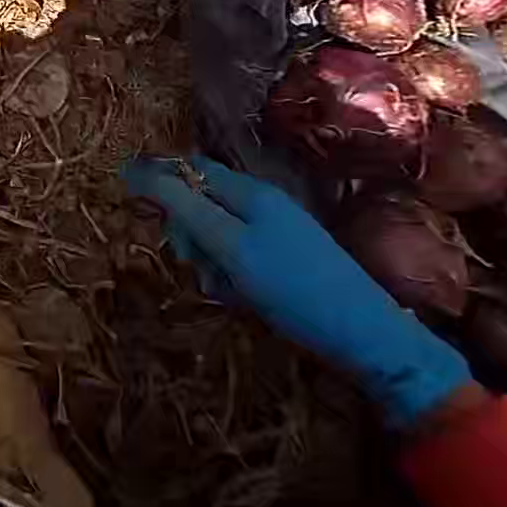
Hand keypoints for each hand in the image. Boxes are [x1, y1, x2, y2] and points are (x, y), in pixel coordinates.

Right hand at [121, 154, 470, 428]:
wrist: (365, 336)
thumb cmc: (295, 287)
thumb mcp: (233, 247)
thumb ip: (189, 209)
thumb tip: (143, 171)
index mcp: (250, 192)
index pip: (192, 170)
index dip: (163, 184)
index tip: (141, 212)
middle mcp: (260, 204)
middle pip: (201, 203)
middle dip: (188, 232)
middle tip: (196, 264)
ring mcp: (272, 232)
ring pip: (216, 235)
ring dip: (208, 259)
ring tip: (223, 287)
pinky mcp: (279, 259)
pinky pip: (237, 257)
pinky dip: (230, 275)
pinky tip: (240, 297)